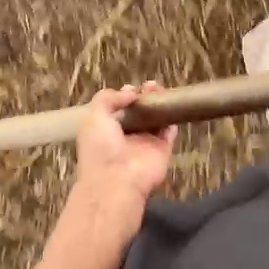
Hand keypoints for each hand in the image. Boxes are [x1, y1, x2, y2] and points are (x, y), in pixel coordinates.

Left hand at [75, 82, 175, 201]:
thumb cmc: (101, 147)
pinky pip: (169, 133)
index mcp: (105, 130)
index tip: (131, 88)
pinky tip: (173, 106)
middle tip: (150, 86)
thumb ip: (108, 98)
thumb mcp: (94, 116)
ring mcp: (144, 144)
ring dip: (159, 105)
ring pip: (155, 120)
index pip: (116, 110)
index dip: (124, 97)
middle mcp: (125, 137)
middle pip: (138, 113)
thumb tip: (129, 91)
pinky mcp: (162, 152)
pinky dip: (172, 120)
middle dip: (144, 98)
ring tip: (162, 91)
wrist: (117, 182)